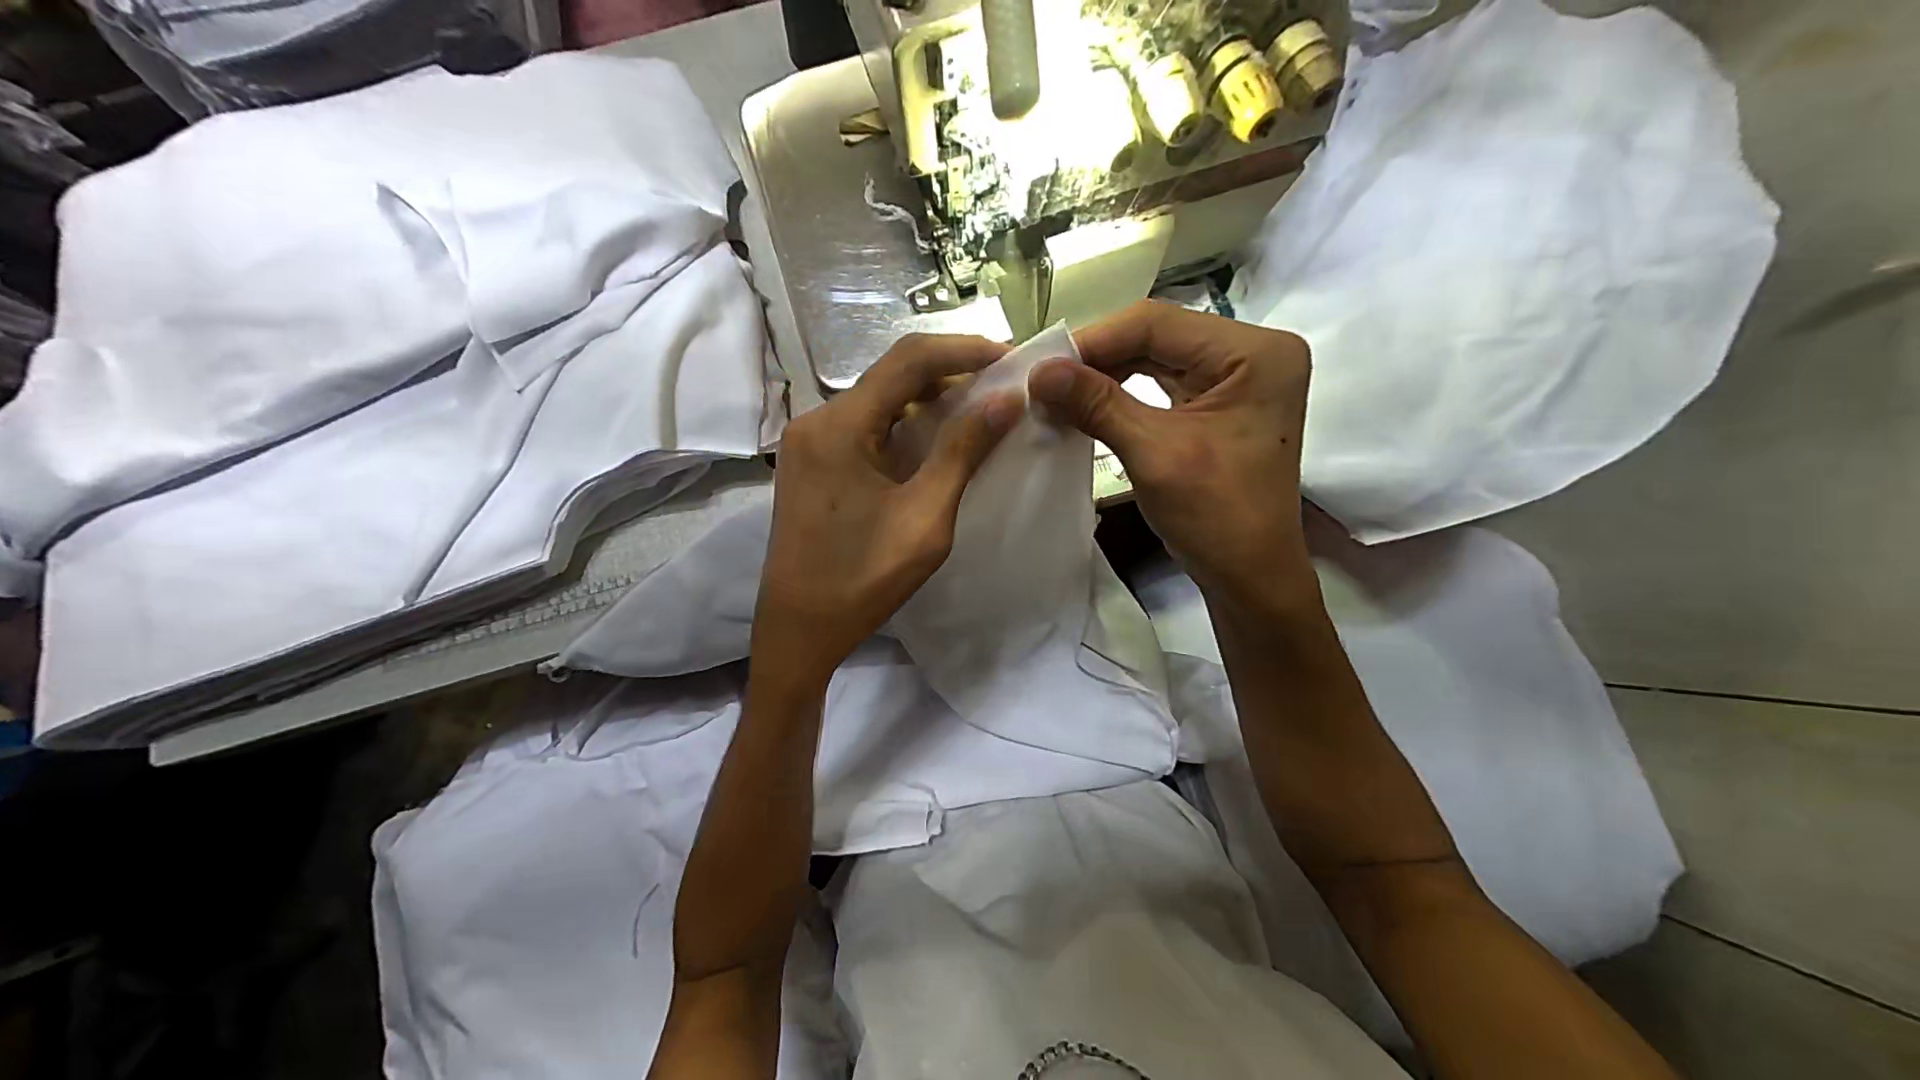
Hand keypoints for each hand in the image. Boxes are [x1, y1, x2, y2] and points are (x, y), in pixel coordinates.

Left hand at [755, 334, 1022, 687]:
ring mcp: (808, 441)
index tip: (1010, 357)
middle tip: (1002, 385)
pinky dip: (903, 424)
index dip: (963, 350)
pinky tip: (935, 437)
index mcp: (839, 426)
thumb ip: (962, 452)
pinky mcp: (811, 462)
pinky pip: (863, 426)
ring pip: (877, 399)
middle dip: (949, 372)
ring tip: (979, 408)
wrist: (798, 628)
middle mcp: (816, 419)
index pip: (908, 360)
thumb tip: (1005, 399)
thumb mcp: (924, 518)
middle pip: (891, 374)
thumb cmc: (862, 580)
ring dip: (928, 399)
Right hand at [1029, 300, 1313, 604]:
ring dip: (1105, 375)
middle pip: (1157, 336)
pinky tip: (1085, 402)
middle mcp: (1252, 352)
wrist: (1249, 575)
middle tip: (1045, 379)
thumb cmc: (1217, 517)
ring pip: (1155, 357)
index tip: (1043, 365)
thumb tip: (1039, 371)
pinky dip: (1121, 392)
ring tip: (1058, 391)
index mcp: (1254, 352)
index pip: (1158, 323)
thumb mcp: (1153, 454)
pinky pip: (1161, 382)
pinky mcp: (1220, 401)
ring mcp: (1237, 377)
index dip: (1095, 341)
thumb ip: (1097, 404)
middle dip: (1098, 359)